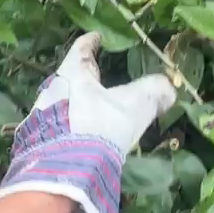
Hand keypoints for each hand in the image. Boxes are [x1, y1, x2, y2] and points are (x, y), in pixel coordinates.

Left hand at [0, 33, 175, 212]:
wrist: (64, 175)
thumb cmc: (99, 126)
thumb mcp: (134, 105)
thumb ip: (153, 92)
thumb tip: (169, 88)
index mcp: (72, 72)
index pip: (82, 47)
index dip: (93, 41)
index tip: (98, 37)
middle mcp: (53, 90)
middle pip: (74, 76)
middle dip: (90, 75)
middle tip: (106, 75)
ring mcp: (45, 118)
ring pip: (69, 102)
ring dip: (84, 103)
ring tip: (103, 109)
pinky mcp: (44, 143)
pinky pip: (66, 126)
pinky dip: (80, 125)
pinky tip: (93, 137)